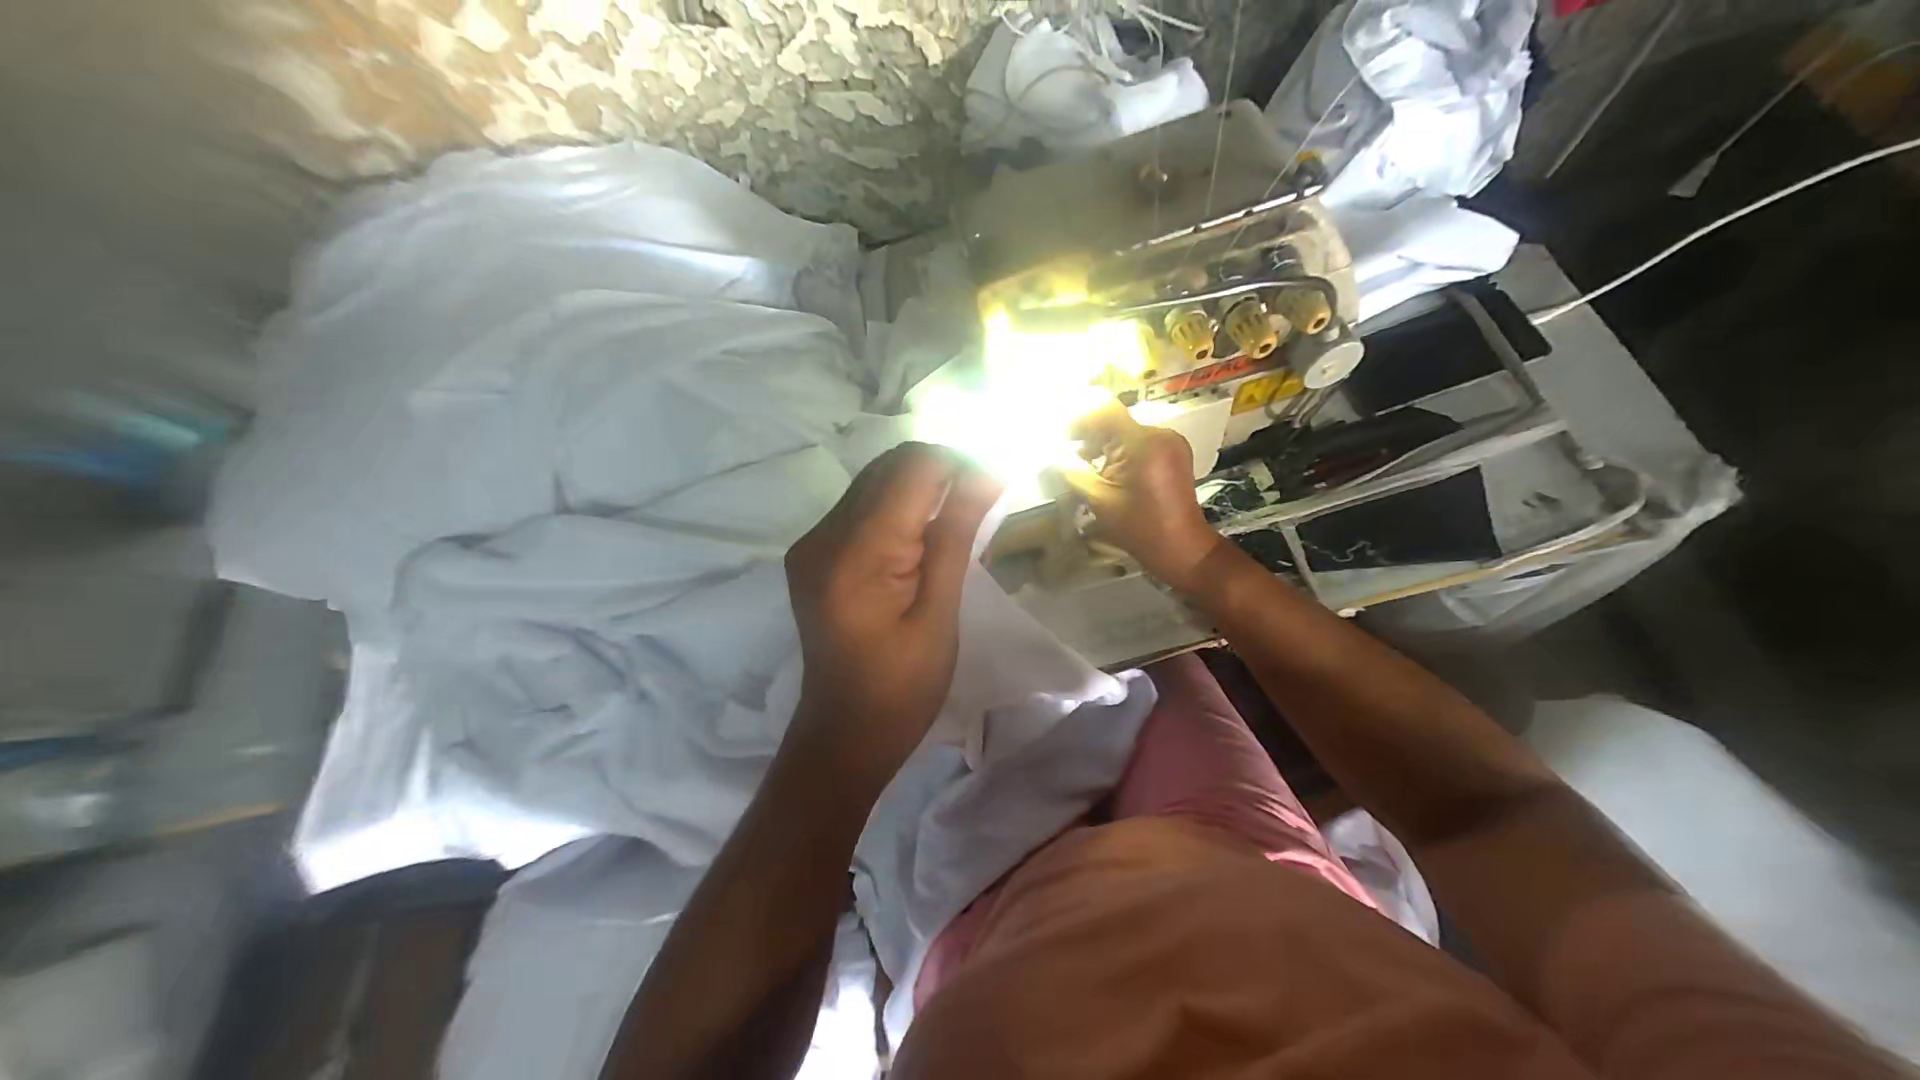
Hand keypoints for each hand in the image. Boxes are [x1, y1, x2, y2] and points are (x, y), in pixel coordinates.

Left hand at [784, 443, 1000, 781]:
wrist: (844, 733)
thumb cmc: (902, 688)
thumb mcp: (939, 614)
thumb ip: (955, 534)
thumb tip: (987, 470)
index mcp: (854, 554)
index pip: (910, 468)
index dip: (959, 462)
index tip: (997, 480)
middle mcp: (822, 535)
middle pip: (889, 466)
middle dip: (942, 470)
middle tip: (983, 499)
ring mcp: (811, 543)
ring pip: (875, 481)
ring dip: (921, 487)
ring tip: (958, 518)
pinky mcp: (812, 553)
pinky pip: (861, 507)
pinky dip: (898, 507)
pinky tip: (924, 537)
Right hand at [1061, 404, 1227, 592]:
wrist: (1181, 547)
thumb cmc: (1139, 527)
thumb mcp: (1099, 500)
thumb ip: (1073, 472)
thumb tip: (1051, 456)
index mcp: (1143, 442)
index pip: (1105, 411)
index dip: (1079, 419)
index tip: (1062, 436)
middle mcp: (1160, 434)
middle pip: (1116, 421)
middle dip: (1090, 435)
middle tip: (1069, 455)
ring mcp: (1171, 442)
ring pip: (1128, 431)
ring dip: (1105, 444)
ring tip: (1087, 465)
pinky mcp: (1174, 452)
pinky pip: (1141, 441)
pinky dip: (1123, 450)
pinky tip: (1110, 470)